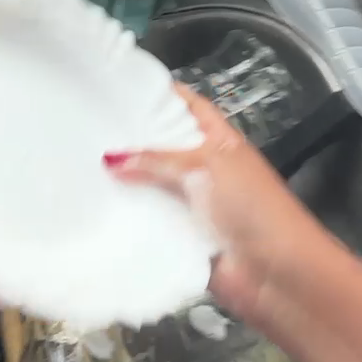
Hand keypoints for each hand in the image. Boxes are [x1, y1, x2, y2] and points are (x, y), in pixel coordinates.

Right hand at [104, 85, 331, 323]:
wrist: (280, 277)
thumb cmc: (254, 208)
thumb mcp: (206, 166)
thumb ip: (158, 159)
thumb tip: (112, 158)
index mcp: (218, 140)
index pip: (186, 106)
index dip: (159, 92)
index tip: (122, 84)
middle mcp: (203, 167)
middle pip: (161, 146)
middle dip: (131, 138)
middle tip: (89, 124)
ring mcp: (192, 203)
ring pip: (151, 184)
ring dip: (125, 180)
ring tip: (81, 161)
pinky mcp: (181, 236)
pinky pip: (149, 220)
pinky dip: (129, 215)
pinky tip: (96, 204)